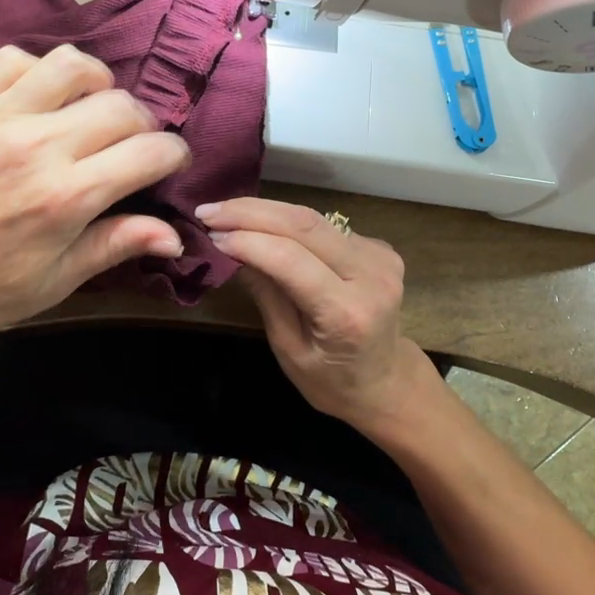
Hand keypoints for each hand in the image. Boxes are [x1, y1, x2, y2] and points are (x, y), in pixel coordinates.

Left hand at [0, 43, 190, 359]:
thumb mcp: (55, 282)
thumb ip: (115, 245)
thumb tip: (175, 235)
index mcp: (68, 197)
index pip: (150, 151)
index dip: (174, 156)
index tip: (169, 165)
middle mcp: (40, 146)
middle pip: (122, 104)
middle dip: (144, 124)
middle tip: (134, 147)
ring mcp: (0, 118)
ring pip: (73, 64)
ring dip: (98, 83)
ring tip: (93, 110)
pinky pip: (14, 60)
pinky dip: (38, 70)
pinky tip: (41, 100)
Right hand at [197, 198, 429, 429]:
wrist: (387, 384)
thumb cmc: (332, 381)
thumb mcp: (288, 349)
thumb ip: (266, 295)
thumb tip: (230, 248)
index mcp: (347, 313)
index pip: (290, 259)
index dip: (246, 240)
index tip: (208, 233)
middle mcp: (372, 276)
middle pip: (304, 225)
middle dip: (250, 212)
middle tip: (208, 211)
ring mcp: (381, 257)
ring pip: (313, 218)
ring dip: (265, 211)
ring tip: (225, 213)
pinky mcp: (379, 248)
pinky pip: (324, 226)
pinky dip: (287, 222)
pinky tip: (259, 225)